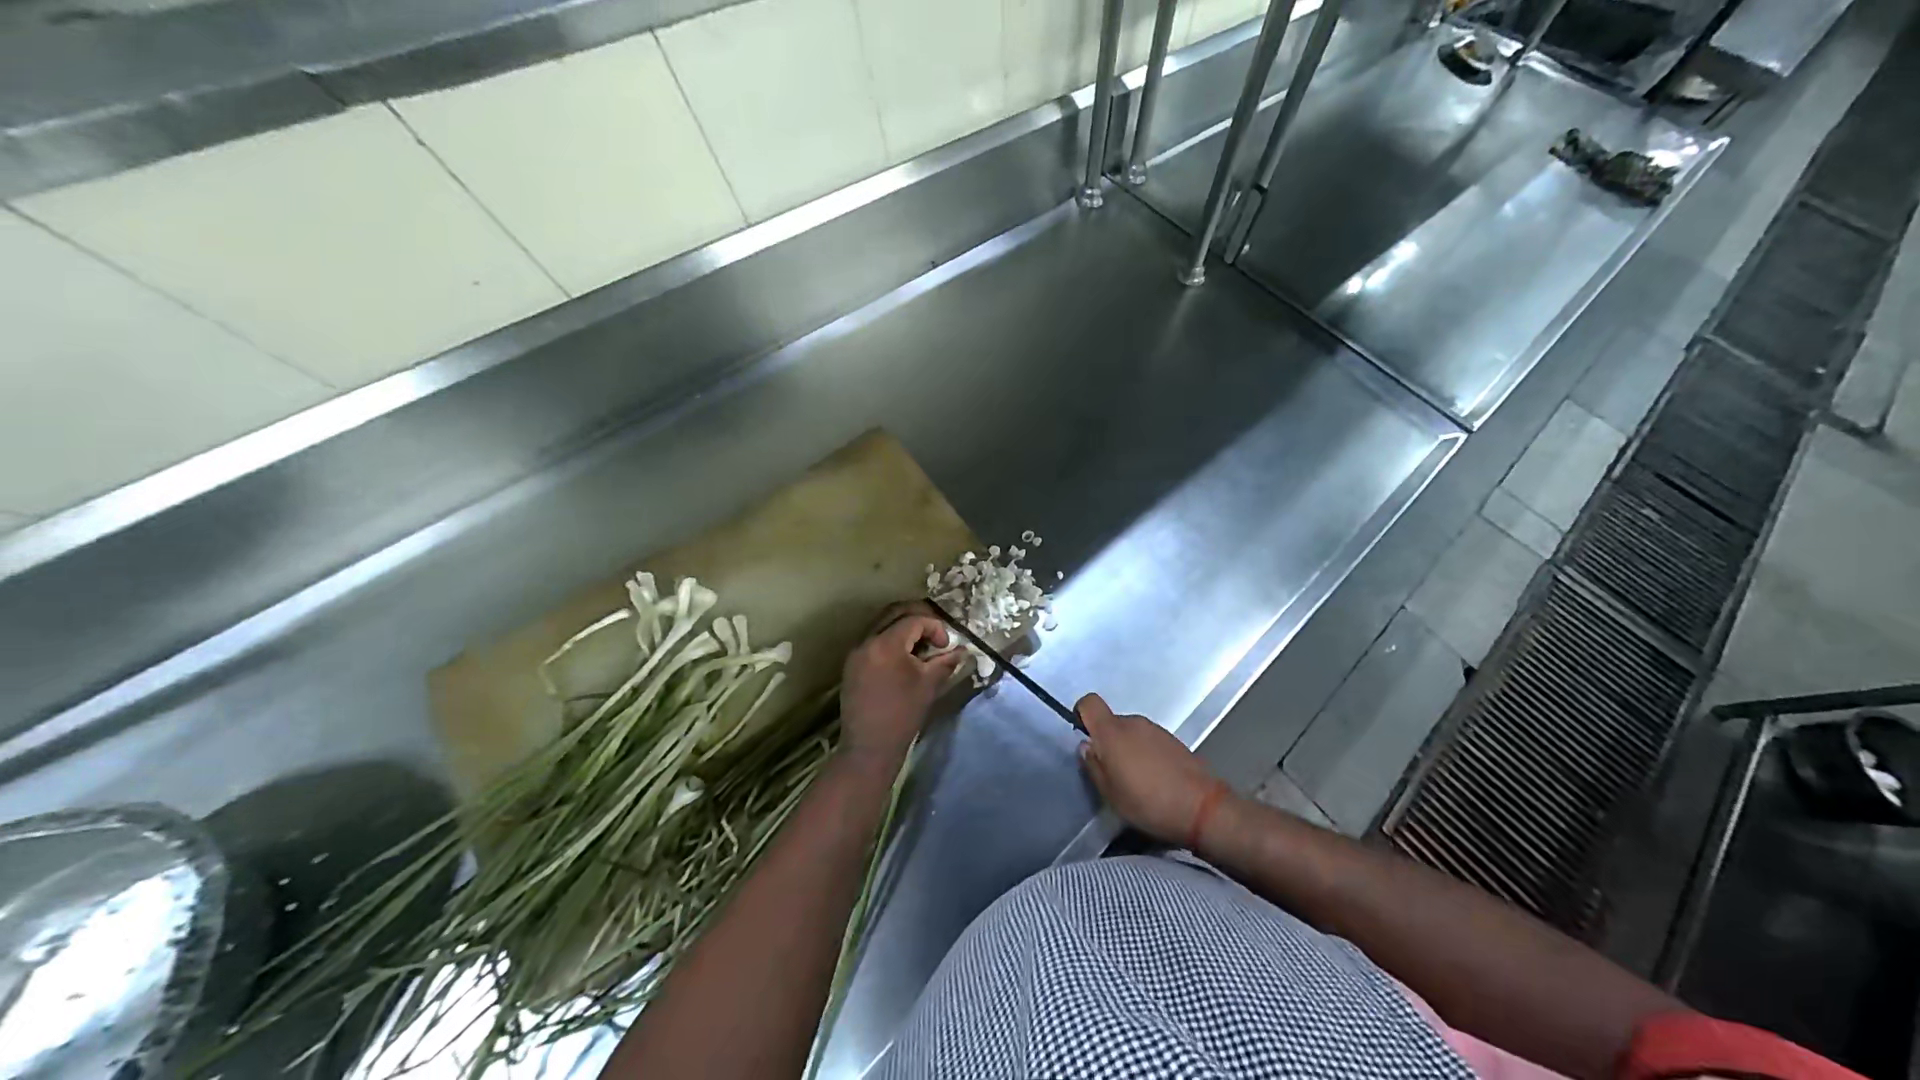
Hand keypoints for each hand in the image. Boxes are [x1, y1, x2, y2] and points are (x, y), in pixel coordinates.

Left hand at [839, 604, 966, 763]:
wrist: (869, 747)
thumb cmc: (903, 715)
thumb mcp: (929, 685)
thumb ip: (946, 662)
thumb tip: (962, 650)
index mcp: (885, 644)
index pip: (913, 620)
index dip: (935, 627)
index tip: (946, 645)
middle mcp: (866, 641)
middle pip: (893, 614)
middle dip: (917, 618)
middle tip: (935, 633)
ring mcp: (856, 653)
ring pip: (881, 625)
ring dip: (903, 628)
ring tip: (921, 646)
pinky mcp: (851, 665)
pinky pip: (872, 641)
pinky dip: (890, 641)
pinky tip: (904, 658)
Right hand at [1078, 693, 1226, 846]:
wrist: (1203, 809)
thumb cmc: (1148, 802)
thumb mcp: (1110, 794)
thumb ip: (1093, 766)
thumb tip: (1087, 746)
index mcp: (1113, 732)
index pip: (1090, 703)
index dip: (1082, 713)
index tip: (1083, 736)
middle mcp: (1134, 722)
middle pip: (1111, 721)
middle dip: (1107, 741)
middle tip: (1111, 771)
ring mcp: (1156, 730)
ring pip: (1131, 732)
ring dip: (1127, 748)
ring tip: (1135, 779)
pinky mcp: (1174, 740)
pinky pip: (1149, 740)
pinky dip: (1146, 753)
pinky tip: (1154, 778)